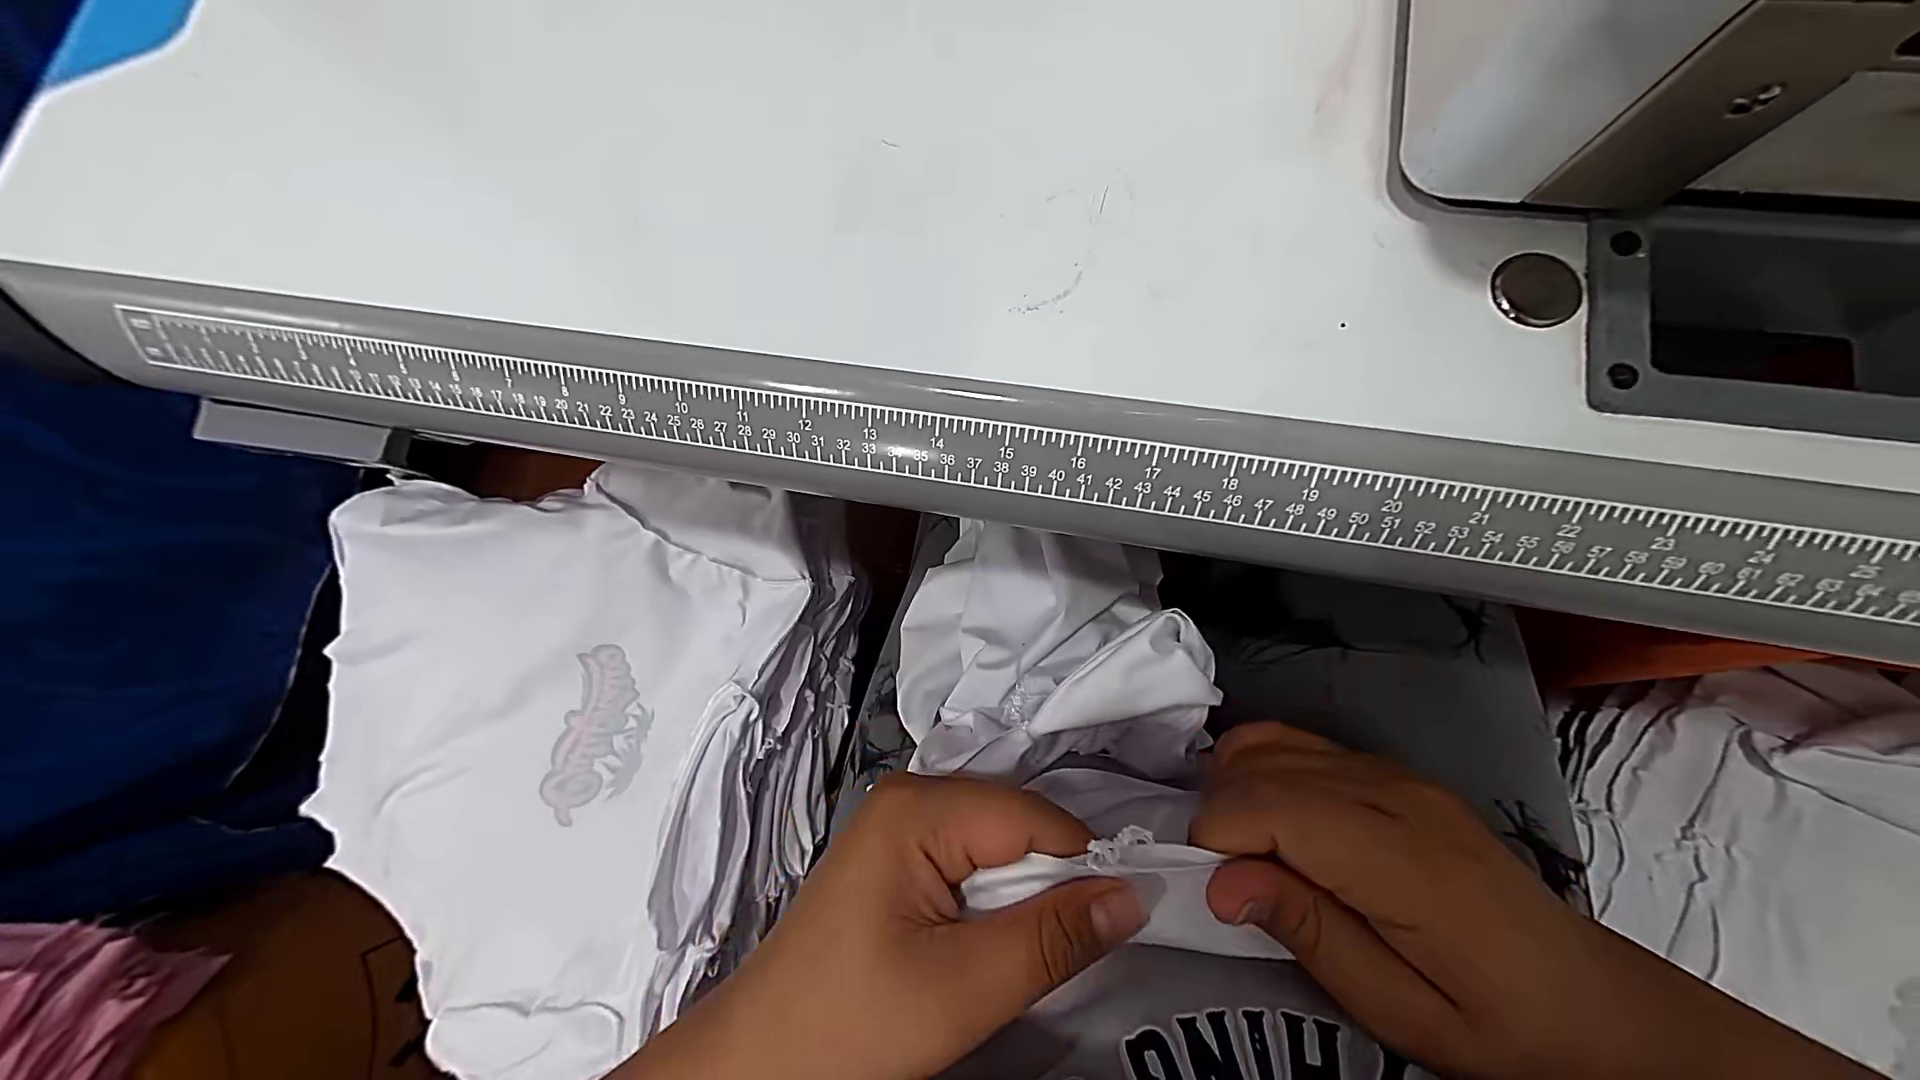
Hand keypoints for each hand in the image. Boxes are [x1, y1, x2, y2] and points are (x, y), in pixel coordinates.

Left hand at [618, 772, 1146, 1079]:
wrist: (759, 1061)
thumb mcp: (962, 988)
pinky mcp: (896, 851)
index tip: (1115, 919)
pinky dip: (990, 894)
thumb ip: (1053, 937)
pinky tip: (981, 935)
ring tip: (1012, 948)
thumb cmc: (850, 1024)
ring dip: (1020, 892)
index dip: (1082, 865)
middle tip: (1060, 945)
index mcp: (918, 806)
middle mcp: (909, 794)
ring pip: (995, 840)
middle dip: (1048, 880)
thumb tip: (1133, 894)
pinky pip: (967, 854)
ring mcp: (899, 820)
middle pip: (1014, 821)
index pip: (1032, 816)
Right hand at [1191, 722, 1877, 1079]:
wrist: (1591, 997)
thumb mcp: (1401, 1012)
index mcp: (1400, 858)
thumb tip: (1219, 884)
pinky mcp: (1384, 766)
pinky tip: (1259, 805)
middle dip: (1216, 820)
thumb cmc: (1496, 1020)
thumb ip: (1308, 934)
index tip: (1216, 893)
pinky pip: (1292, 739)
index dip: (1217, 843)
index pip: (1267, 808)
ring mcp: (1387, 769)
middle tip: (1230, 881)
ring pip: (1264, 746)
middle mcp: (1389, 792)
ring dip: (1229, 791)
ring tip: (1243, 849)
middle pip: (1256, 771)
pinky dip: (1254, 763)